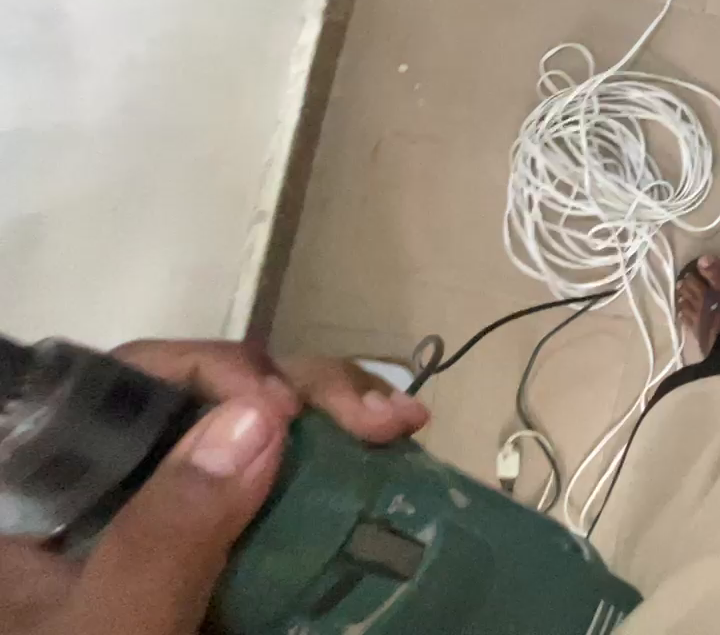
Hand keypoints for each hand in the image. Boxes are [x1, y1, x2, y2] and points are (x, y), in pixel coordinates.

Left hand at [0, 341, 429, 634]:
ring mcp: (191, 494)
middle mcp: (124, 479)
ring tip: (406, 423)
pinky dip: (356, 433)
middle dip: (312, 387)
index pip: (129, 383)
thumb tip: (260, 414)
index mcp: (55, 495)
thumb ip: (165, 534)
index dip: (214, 369)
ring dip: (349, 403)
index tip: (286, 406)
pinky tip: (398, 438)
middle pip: (222, 388)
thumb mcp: (117, 628)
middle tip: (380, 418)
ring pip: (273, 409)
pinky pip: (303, 447)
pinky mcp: (243, 512)